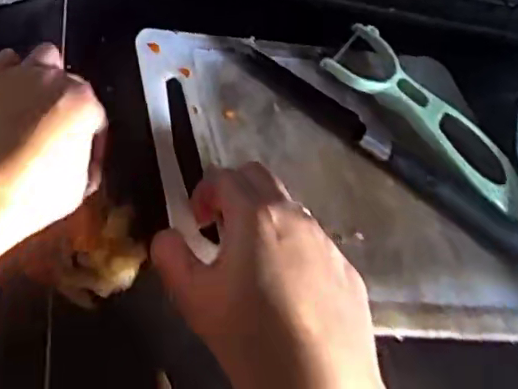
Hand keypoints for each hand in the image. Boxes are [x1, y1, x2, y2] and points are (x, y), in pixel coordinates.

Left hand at [0, 43, 105, 250]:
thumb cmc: (37, 194)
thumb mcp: (80, 186)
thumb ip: (87, 158)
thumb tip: (81, 151)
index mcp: (84, 104)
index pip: (97, 116)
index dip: (92, 139)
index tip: (84, 156)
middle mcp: (58, 79)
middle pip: (74, 84)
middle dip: (70, 105)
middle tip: (58, 133)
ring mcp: (25, 74)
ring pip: (46, 56)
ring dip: (47, 74)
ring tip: (39, 102)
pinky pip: (9, 60)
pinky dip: (13, 71)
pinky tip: (12, 92)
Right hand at [151, 164, 381, 388]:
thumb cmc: (253, 341)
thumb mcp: (193, 299)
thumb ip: (170, 254)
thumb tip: (168, 235)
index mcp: (255, 215)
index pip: (222, 175)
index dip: (203, 192)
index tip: (197, 222)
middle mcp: (294, 218)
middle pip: (258, 177)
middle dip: (234, 193)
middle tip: (221, 229)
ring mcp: (328, 245)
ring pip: (289, 209)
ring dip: (265, 220)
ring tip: (254, 264)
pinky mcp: (350, 274)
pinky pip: (315, 244)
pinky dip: (294, 250)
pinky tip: (289, 293)